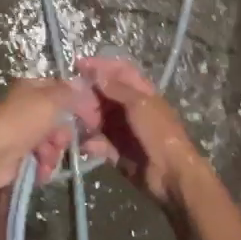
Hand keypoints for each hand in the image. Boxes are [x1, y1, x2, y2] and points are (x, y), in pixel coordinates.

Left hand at [0, 78, 100, 195]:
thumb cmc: (20, 123)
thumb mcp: (49, 102)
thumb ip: (69, 92)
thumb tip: (83, 84)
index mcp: (32, 88)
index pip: (64, 91)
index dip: (80, 104)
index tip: (94, 121)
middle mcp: (28, 107)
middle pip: (60, 120)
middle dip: (63, 135)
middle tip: (58, 141)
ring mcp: (24, 131)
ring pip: (53, 142)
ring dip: (53, 153)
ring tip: (44, 158)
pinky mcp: (21, 153)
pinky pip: (43, 158)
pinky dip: (44, 165)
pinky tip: (39, 169)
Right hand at [76, 56, 206, 208]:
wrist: (171, 174)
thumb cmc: (158, 132)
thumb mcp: (139, 104)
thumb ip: (116, 88)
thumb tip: (95, 72)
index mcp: (142, 93)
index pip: (119, 71)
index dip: (101, 65)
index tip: (78, 65)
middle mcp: (132, 109)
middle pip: (105, 95)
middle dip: (88, 93)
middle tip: (69, 94)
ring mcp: (124, 130)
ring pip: (99, 118)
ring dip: (85, 118)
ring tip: (71, 118)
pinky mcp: (118, 151)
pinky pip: (100, 143)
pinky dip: (91, 142)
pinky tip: (84, 143)